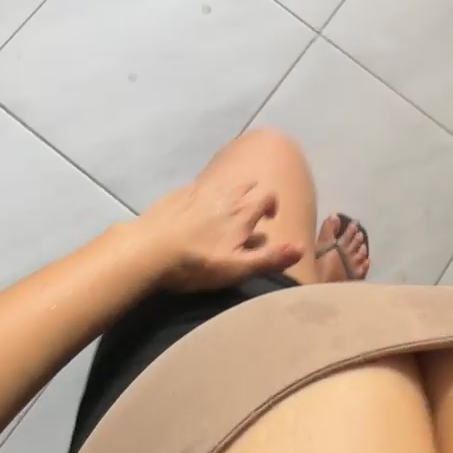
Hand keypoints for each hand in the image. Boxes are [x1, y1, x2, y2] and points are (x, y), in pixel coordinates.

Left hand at [133, 180, 303, 292]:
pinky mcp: (180, 193)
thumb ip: (270, 258)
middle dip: (253, 196)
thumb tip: (303, 248)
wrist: (149, 249)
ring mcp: (201, 191)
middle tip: (248, 216)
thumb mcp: (236, 269)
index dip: (272, 206)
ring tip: (224, 212)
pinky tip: (196, 211)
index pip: (268, 196)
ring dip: (231, 192)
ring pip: (225, 183)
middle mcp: (227, 194)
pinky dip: (206, 194)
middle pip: (248, 184)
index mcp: (243, 211)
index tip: (268, 220)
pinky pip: (200, 187)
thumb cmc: (196, 263)